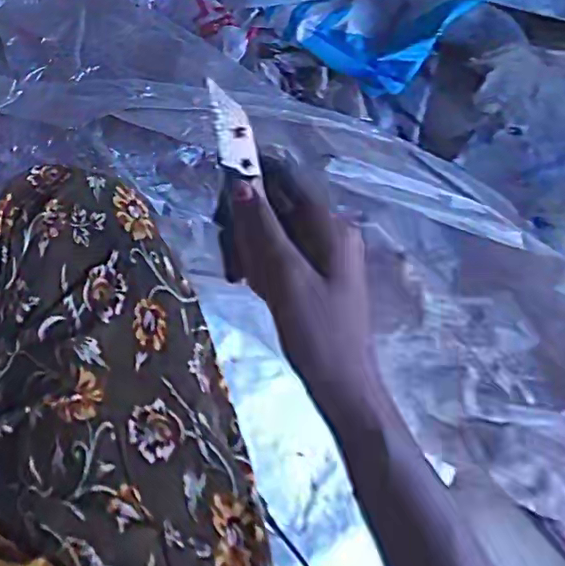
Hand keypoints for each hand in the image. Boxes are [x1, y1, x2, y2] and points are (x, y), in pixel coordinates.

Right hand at [217, 153, 385, 415]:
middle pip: (275, 204)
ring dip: (249, 245)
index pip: (286, 179)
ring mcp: (321, 252)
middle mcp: (329, 231)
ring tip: (243, 274)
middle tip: (233, 253)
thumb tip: (239, 182)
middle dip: (246, 221)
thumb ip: (262, 226)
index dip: (251, 178)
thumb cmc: (317, 332)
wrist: (343, 387)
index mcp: (330, 226)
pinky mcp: (312, 271)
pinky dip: (259, 260)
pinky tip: (252, 282)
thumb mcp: (285, 276)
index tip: (221, 196)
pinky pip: (276, 250)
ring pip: (271, 228)